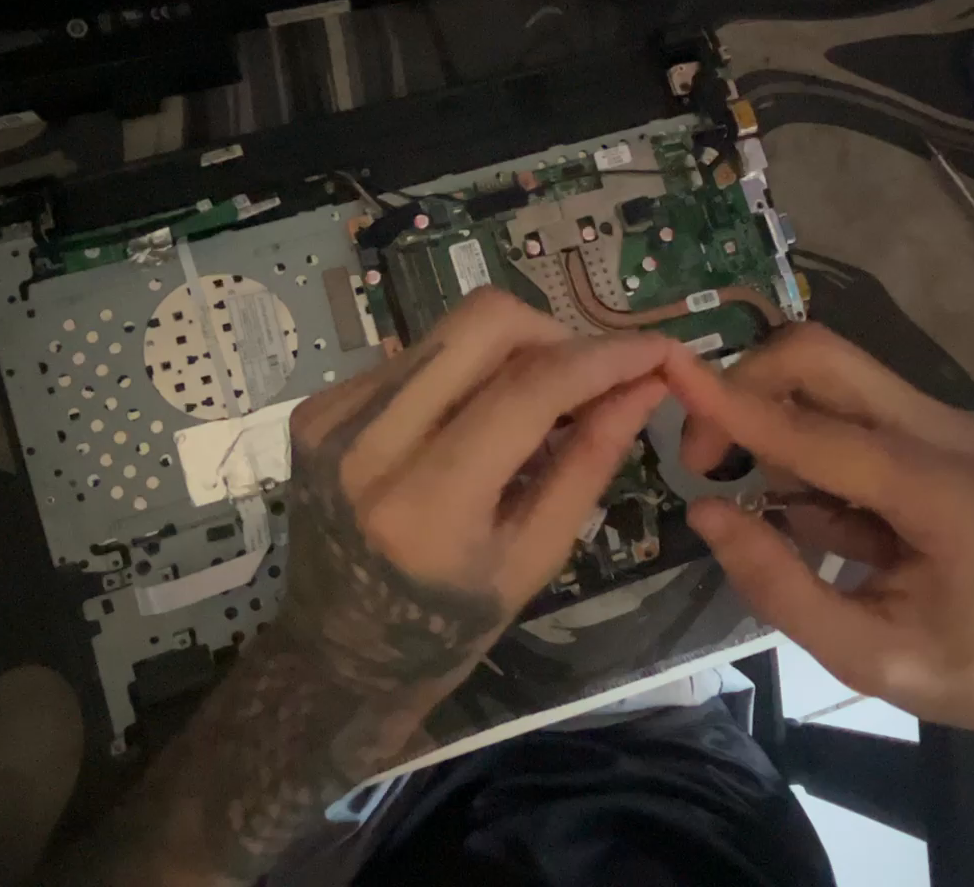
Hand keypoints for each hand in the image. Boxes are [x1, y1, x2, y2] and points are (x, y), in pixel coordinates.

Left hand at [280, 289, 676, 695]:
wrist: (337, 651)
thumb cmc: (448, 626)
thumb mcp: (535, 556)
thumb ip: (591, 461)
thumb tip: (644, 386)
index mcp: (427, 504)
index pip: (529, 389)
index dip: (604, 358)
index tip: (655, 349)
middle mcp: (368, 442)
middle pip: (484, 322)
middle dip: (555, 334)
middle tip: (584, 381)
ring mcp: (334, 415)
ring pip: (450, 328)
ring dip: (511, 351)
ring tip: (533, 405)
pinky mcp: (318, 405)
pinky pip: (417, 354)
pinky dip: (465, 371)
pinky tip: (474, 420)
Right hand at [664, 324, 973, 742]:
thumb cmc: (959, 666)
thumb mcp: (860, 654)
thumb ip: (777, 585)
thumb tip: (702, 509)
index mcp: (945, 496)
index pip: (820, 434)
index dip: (737, 408)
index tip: (671, 378)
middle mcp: (944, 435)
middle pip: (822, 358)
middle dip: (745, 387)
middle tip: (705, 456)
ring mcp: (934, 422)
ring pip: (822, 366)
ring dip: (761, 405)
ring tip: (744, 483)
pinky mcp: (916, 424)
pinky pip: (830, 397)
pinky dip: (789, 430)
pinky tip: (800, 500)